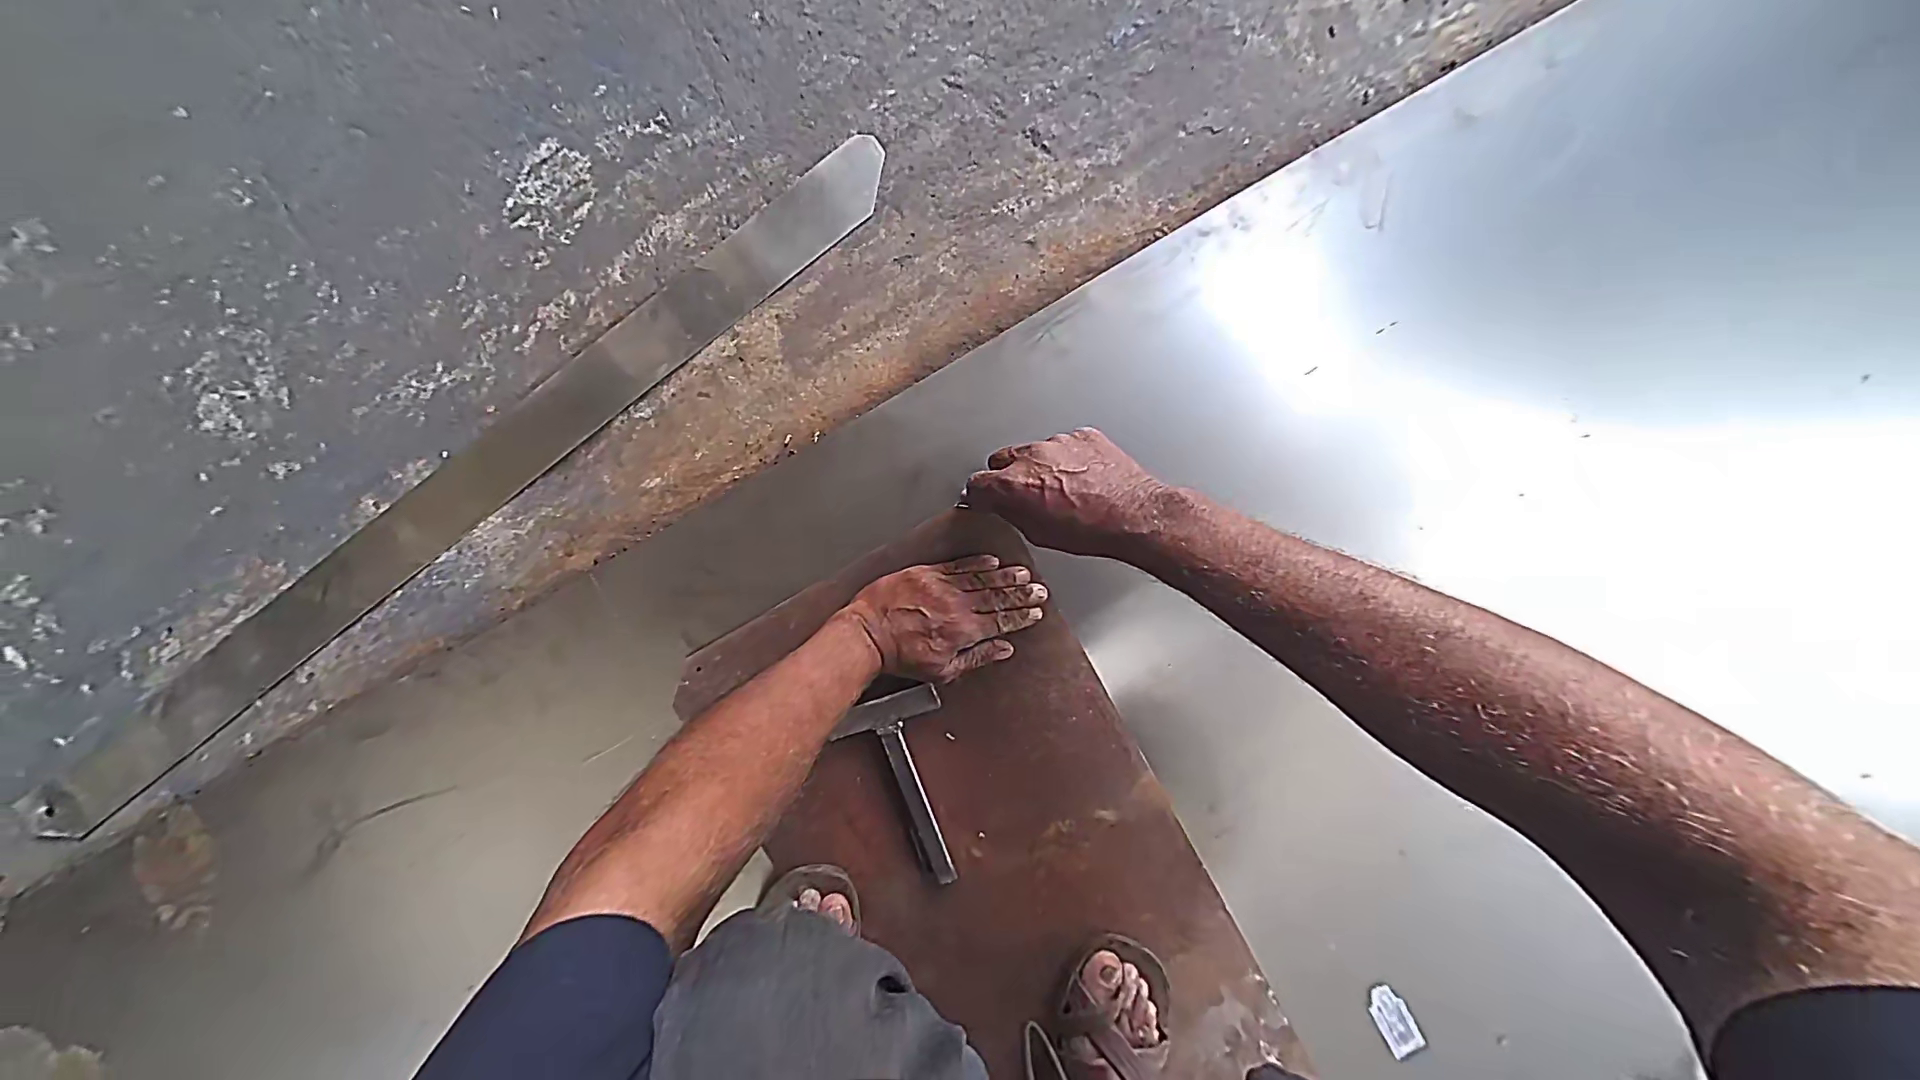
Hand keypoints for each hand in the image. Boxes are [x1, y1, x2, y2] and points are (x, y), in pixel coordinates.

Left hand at [842, 556, 1046, 682]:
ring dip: (1005, 576)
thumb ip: (977, 658)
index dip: (1021, 616)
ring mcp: (942, 586)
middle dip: (1021, 594)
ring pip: (982, 579)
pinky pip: (958, 565)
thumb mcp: (942, 670)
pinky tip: (992, 561)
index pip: (1001, 620)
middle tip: (1039, 590)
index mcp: (963, 631)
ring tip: (1023, 574)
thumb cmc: (900, 656)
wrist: (867, 634)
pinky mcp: (926, 574)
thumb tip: (1003, 650)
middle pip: (997, 597)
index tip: (1035, 612)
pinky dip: (977, 563)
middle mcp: (956, 606)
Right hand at [964, 428, 1168, 556]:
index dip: (979, 494)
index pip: (977, 482)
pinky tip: (1081, 477)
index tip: (983, 498)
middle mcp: (1032, 456)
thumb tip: (1002, 507)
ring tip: (1062, 488)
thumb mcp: (1039, 534)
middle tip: (1024, 493)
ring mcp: (1058, 442)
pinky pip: (1064, 444)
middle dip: (1006, 476)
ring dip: (1040, 466)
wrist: (1134, 515)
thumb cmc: (1093, 530)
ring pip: (1034, 451)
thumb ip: (1012, 514)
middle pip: (1001, 460)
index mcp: (1014, 484)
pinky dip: (1067, 458)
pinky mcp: (1082, 435)